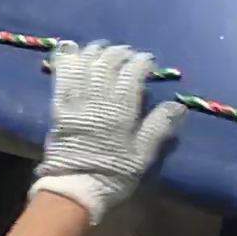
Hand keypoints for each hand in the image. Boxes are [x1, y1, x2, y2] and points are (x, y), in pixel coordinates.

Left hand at [31, 41, 184, 223]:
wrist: (75, 188)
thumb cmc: (112, 174)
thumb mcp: (142, 154)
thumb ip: (158, 126)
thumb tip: (178, 105)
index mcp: (120, 110)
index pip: (132, 74)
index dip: (141, 62)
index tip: (147, 60)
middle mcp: (97, 99)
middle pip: (107, 64)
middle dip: (119, 53)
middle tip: (127, 53)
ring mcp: (75, 101)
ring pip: (84, 64)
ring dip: (94, 51)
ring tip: (102, 48)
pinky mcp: (58, 106)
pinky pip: (61, 76)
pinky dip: (66, 59)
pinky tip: (70, 47)